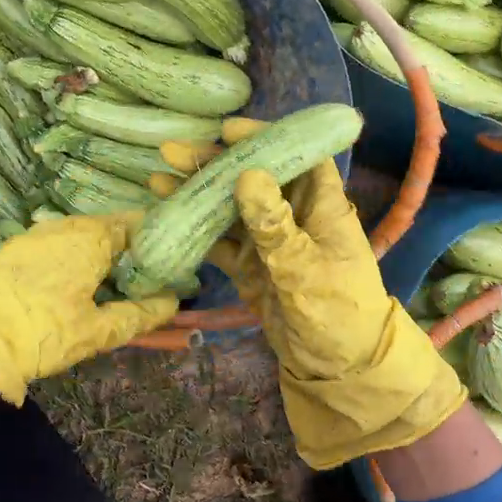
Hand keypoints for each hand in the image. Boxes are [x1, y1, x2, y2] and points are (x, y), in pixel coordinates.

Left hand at [0, 212, 178, 404]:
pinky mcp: (17, 246)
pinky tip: (69, 286)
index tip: (165, 265)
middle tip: (138, 282)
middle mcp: (68, 224)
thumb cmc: (44, 329)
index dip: (154, 242)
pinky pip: (56, 244)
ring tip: (106, 286)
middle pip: (108, 229)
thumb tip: (172, 302)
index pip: (137, 224)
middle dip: (126, 251)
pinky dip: (71, 258)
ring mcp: (38, 232)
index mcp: (94, 236)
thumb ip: (139, 314)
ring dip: (96, 254)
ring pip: (80, 236)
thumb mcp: (98, 330)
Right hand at [157, 123, 464, 468]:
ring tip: (159, 179)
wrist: (342, 370)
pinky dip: (196, 231)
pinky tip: (168, 218)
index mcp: (321, 208)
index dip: (265, 138)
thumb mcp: (306, 271)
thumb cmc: (339, 315)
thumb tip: (248, 175)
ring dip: (197, 194)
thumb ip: (274, 227)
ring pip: (229, 208)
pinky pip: (220, 242)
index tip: (227, 130)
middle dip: (215, 164)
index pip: (296, 157)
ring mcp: (270, 242)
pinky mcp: (251, 267)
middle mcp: (293, 216)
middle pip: (253, 178)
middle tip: (174, 154)